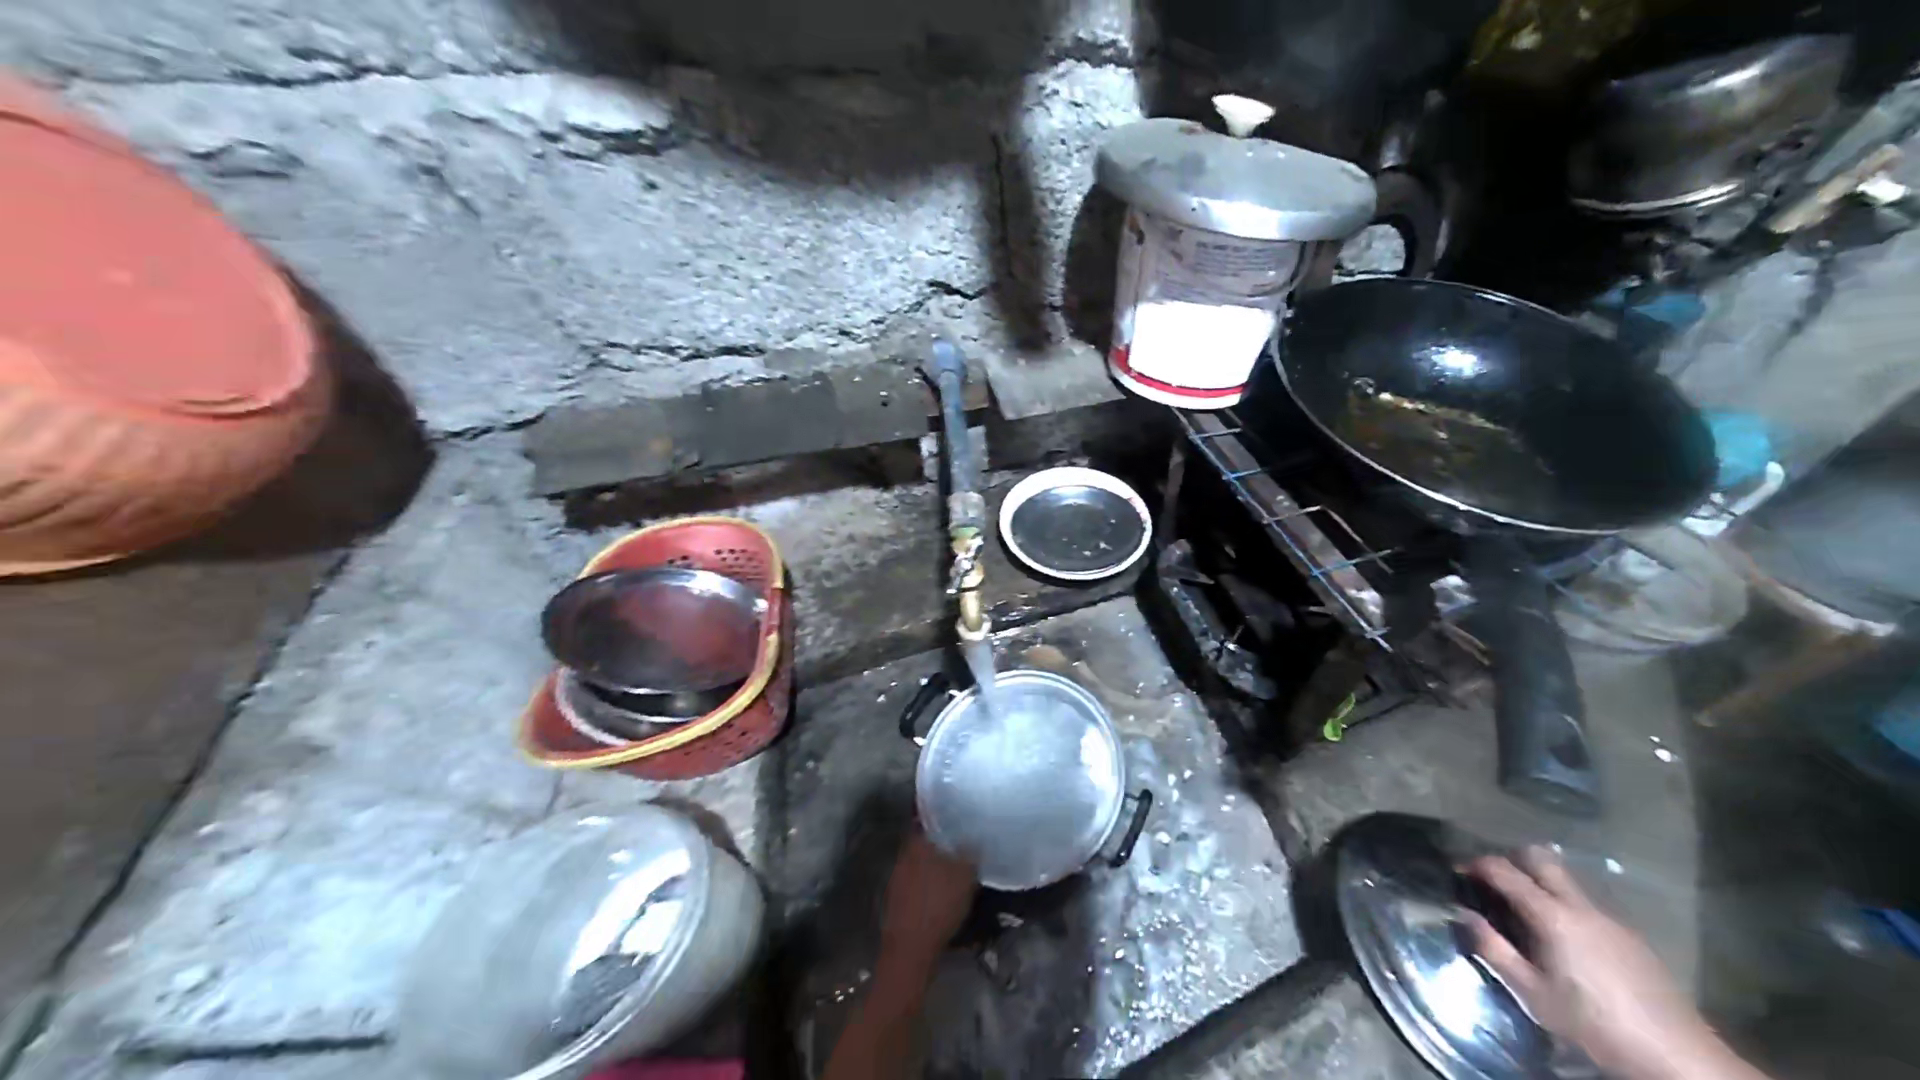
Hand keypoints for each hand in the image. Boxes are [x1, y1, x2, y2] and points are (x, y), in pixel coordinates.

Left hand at [877, 826, 976, 981]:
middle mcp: (903, 856)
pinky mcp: (896, 900)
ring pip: (918, 863)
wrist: (910, 948)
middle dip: (939, 844)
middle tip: (960, 845)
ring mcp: (896, 879)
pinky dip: (927, 885)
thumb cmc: (939, 905)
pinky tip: (940, 893)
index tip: (957, 819)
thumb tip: (973, 837)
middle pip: (923, 842)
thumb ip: (970, 852)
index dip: (942, 818)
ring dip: (933, 865)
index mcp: (917, 843)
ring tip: (953, 870)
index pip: (927, 820)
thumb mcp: (965, 876)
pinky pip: (915, 883)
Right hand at [1465, 848, 1759, 1079]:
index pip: (1503, 870)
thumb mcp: (1533, 994)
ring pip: (1566, 881)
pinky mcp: (1631, 938)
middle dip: (1511, 860)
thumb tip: (1465, 916)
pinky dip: (1564, 907)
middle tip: (1494, 882)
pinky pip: (1587, 906)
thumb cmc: (1595, 1024)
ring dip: (1539, 884)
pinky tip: (1564, 942)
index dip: (1475, 865)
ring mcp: (1611, 920)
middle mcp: (1581, 906)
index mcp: (1552, 915)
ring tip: (1525, 914)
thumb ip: (1494, 950)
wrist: (1680, 1059)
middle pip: (1540, 858)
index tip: (1458, 872)